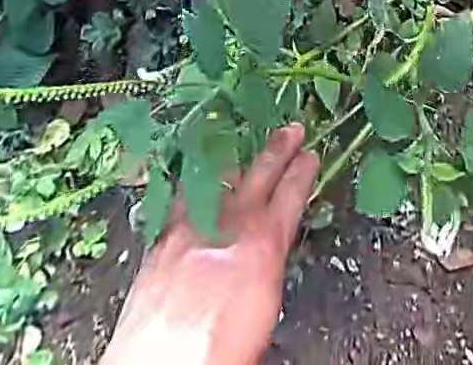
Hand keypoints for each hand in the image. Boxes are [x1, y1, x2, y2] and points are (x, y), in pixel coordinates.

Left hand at [101, 123, 318, 364]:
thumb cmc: (220, 352)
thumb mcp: (267, 303)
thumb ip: (271, 261)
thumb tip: (273, 245)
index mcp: (263, 243)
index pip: (292, 192)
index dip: (304, 170)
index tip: (311, 154)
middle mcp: (229, 226)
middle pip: (260, 175)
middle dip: (279, 149)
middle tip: (292, 129)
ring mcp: (192, 229)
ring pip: (220, 181)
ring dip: (238, 164)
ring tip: (247, 152)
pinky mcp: (161, 244)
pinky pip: (183, 201)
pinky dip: (196, 188)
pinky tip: (198, 184)